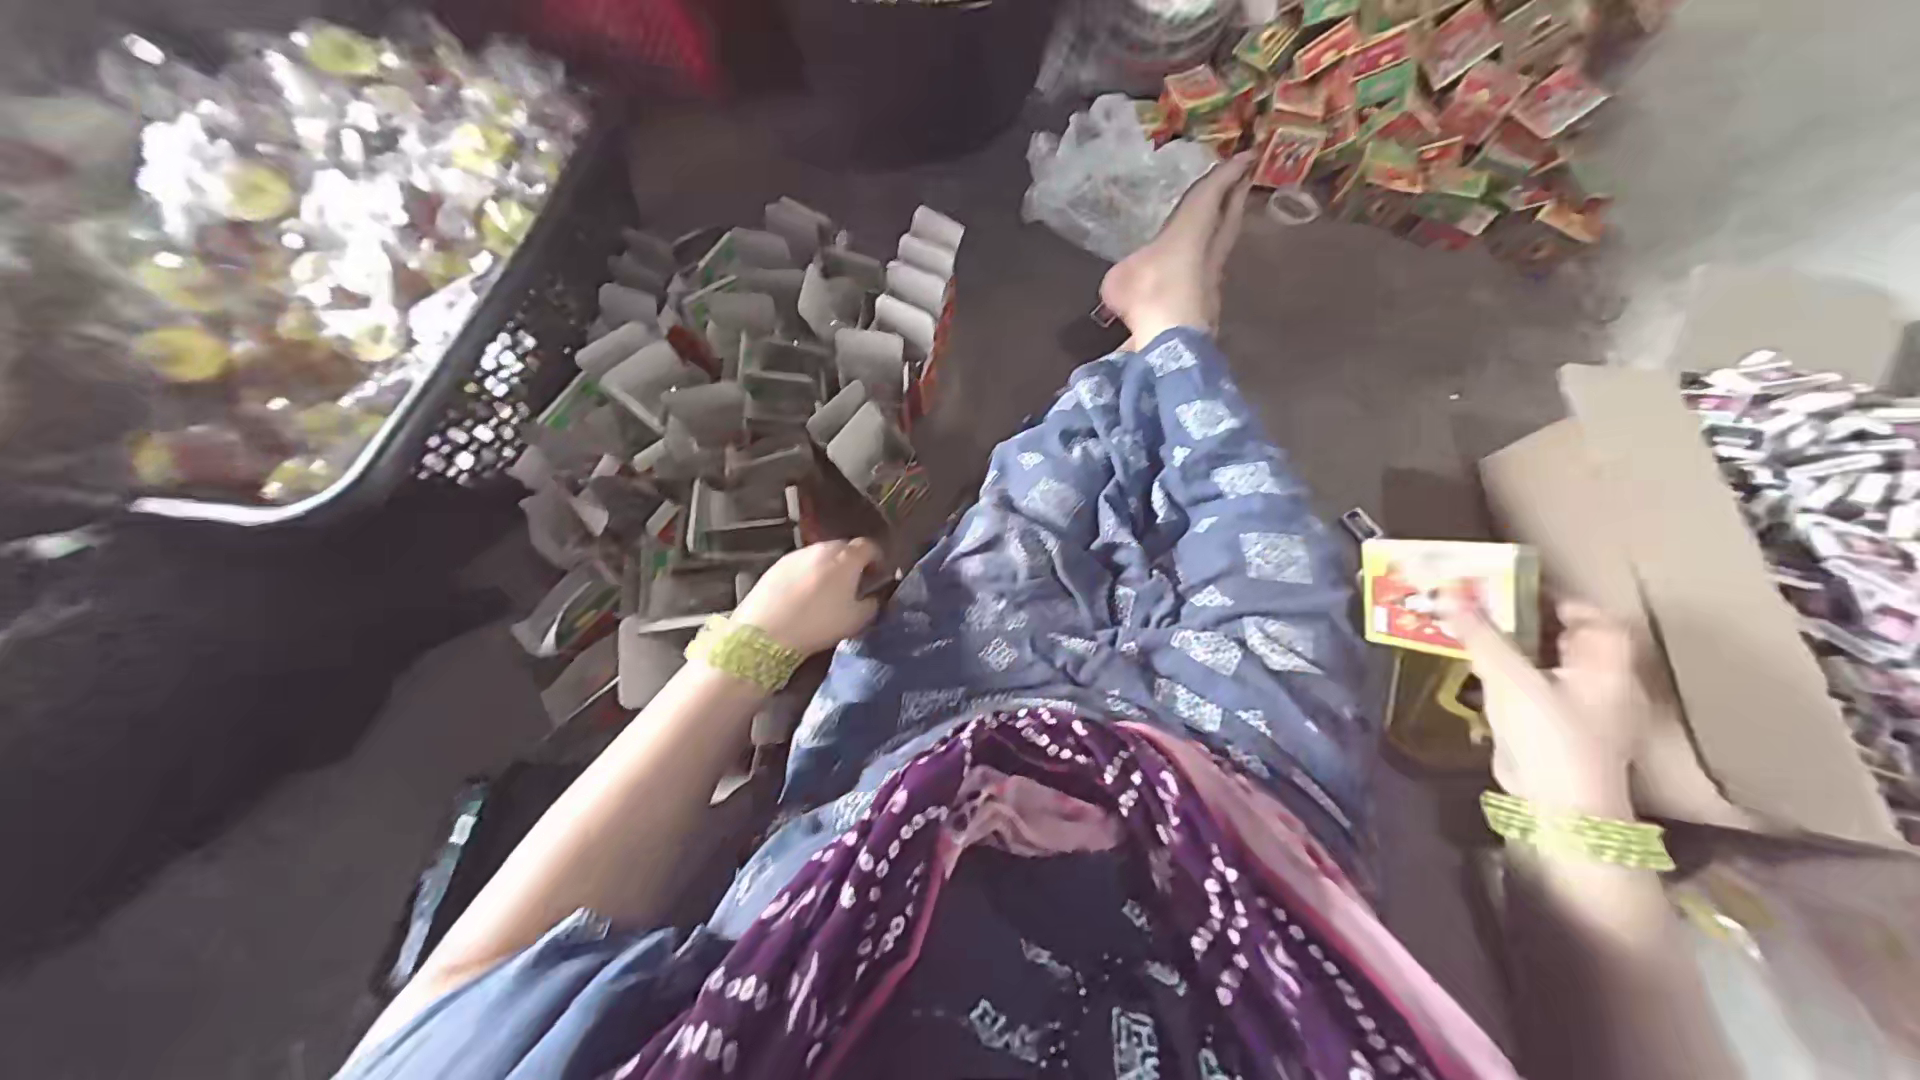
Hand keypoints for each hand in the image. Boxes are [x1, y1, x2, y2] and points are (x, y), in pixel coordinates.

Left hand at [730, 538, 882, 656]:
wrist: (765, 631)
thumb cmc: (818, 623)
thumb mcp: (856, 620)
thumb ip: (872, 604)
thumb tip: (873, 597)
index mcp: (847, 557)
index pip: (870, 546)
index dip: (877, 559)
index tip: (877, 576)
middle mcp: (822, 548)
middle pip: (844, 548)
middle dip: (853, 563)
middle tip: (853, 585)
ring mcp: (797, 554)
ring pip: (821, 555)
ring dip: (829, 568)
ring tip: (827, 592)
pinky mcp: (776, 565)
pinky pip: (801, 564)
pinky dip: (808, 573)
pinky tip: (803, 595)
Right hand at [1098, 151, 1255, 349]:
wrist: (1171, 339)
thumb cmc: (1147, 293)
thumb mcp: (1120, 278)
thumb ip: (1128, 271)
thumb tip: (1129, 282)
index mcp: (1190, 229)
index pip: (1212, 194)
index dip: (1226, 174)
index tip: (1244, 156)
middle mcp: (1209, 250)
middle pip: (1229, 216)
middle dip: (1236, 195)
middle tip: (1244, 179)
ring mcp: (1213, 279)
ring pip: (1223, 245)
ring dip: (1224, 230)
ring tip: (1221, 220)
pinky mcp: (1210, 305)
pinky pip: (1210, 272)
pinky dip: (1207, 262)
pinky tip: (1196, 269)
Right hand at [1441, 588, 1644, 815]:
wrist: (1557, 806)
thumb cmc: (1549, 736)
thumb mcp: (1510, 678)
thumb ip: (1479, 635)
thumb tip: (1446, 595)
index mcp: (1606, 667)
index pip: (1595, 619)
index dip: (1560, 599)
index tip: (1516, 588)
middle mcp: (1601, 685)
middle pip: (1568, 640)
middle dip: (1526, 620)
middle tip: (1482, 604)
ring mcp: (1579, 710)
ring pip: (1546, 665)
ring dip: (1511, 647)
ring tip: (1470, 631)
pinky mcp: (1553, 729)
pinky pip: (1531, 688)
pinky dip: (1506, 674)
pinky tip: (1477, 670)